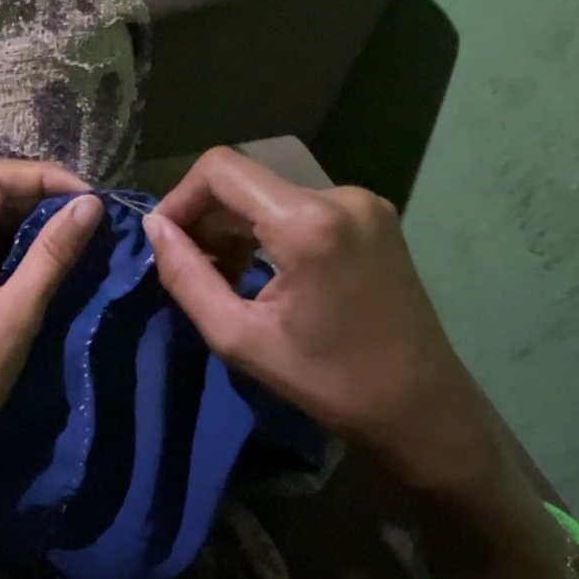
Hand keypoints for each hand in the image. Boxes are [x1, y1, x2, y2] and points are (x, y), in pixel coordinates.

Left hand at [0, 161, 103, 482]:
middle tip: (88, 214)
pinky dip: (11, 237)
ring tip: (74, 228)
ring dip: (28, 215)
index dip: (45, 177)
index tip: (90, 198)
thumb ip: (52, 253)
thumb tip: (91, 205)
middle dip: (40, 194)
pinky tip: (43, 248)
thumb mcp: (17, 313)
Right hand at [142, 147, 500, 490]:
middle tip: (191, 271)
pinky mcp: (374, 218)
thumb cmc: (329, 382)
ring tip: (224, 279)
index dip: (180, 197)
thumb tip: (154, 228)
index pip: (220, 168)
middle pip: (245, 181)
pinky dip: (268, 232)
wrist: (424, 410)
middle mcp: (339, 196)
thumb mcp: (240, 337)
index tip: (165, 241)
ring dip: (236, 228)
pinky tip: (261, 273)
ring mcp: (363, 204)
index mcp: (308, 223)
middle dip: (206, 219)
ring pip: (270, 195)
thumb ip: (187, 276)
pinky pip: (300, 208)